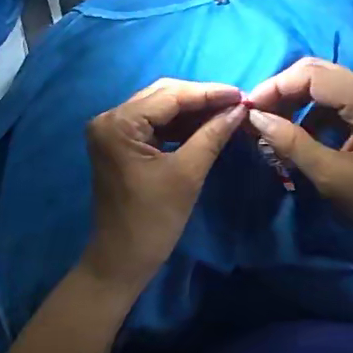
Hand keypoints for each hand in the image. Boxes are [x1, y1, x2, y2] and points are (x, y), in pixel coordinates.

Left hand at [81, 79, 245, 290]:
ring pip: (158, 109)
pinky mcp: (119, 145)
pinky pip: (152, 125)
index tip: (242, 94)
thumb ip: (211, 135)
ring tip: (227, 113)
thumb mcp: (187, 174)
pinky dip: (178, 126)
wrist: (121, 260)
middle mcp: (109, 119)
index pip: (169, 96)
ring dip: (191, 111)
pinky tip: (205, 126)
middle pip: (162, 96)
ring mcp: (111, 132)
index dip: (208, 93)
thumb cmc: (152, 220)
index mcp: (118, 124)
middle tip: (237, 104)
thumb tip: (239, 109)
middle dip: (200, 99)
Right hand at [245, 57, 352, 245]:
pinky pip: (335, 104)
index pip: (313, 76)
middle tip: (255, 117)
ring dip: (295, 103)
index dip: (276, 87)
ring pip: (324, 87)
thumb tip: (255, 118)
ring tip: (271, 129)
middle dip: (283, 92)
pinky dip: (310, 115)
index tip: (248, 110)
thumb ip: (291, 143)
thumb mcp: (331, 175)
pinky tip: (296, 137)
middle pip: (318, 74)